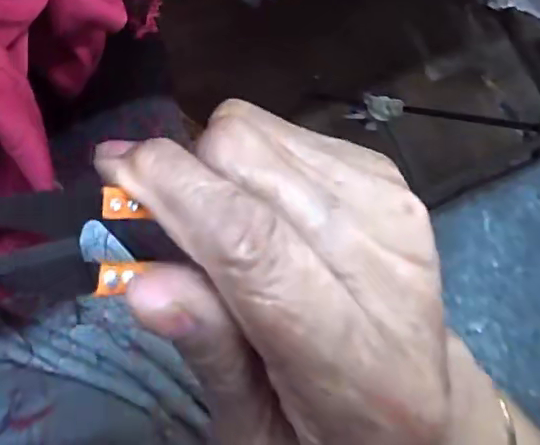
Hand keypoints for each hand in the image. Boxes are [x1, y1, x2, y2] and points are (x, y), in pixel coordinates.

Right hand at [95, 100, 539, 443]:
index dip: (174, 192)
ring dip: (214, 159)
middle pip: (248, 160)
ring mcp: (390, 204)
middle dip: (183, 168)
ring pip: (258, 128)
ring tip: (217, 210)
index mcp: (357, 359)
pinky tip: (261, 199)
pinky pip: (281, 126)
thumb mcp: (253, 428)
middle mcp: (384, 264)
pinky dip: (250, 153)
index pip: (252, 246)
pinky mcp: (385, 170)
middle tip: (159, 207)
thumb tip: (137, 282)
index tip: (112, 168)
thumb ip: (205, 346)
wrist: (428, 399)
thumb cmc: (325, 429)